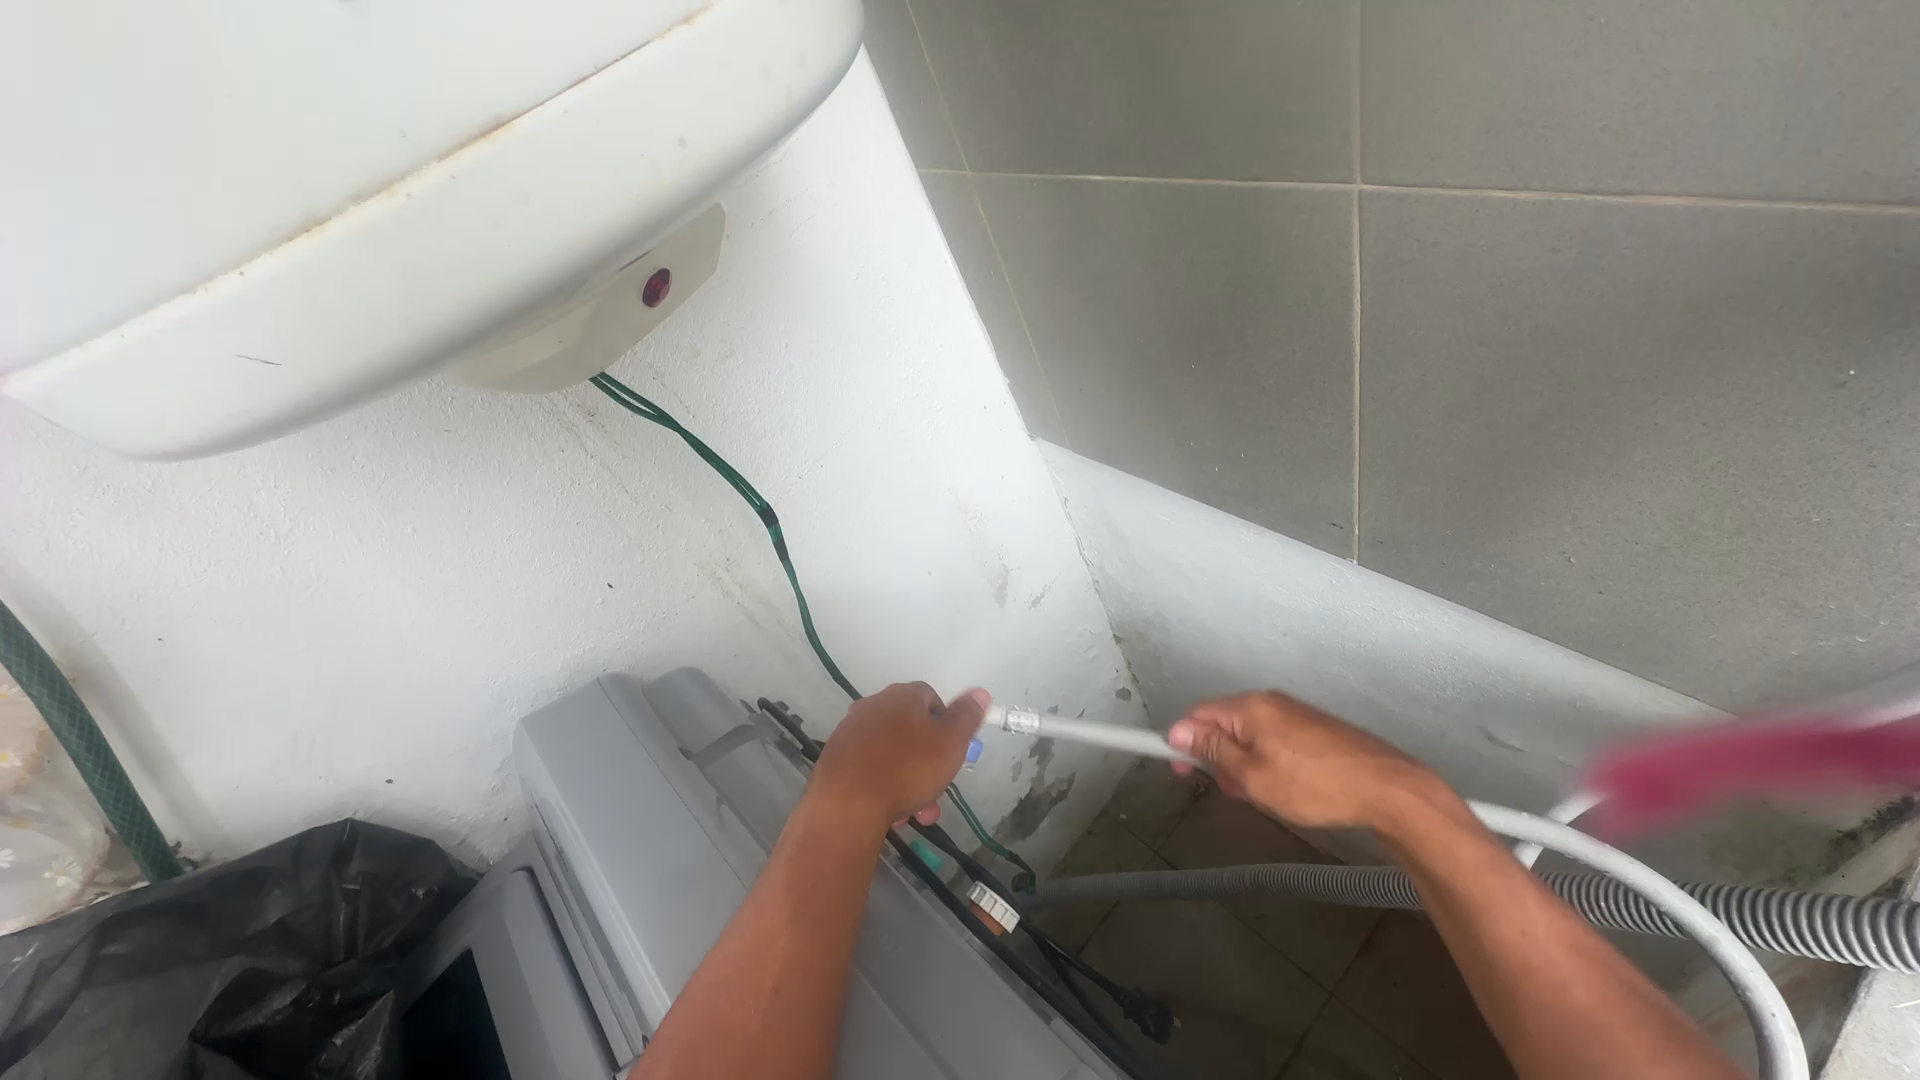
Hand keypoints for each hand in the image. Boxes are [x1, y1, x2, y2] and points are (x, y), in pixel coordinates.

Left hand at [809, 683, 986, 831]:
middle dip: (928, 762)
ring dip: (907, 781)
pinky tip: (889, 813)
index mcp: (902, 696)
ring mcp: (851, 731)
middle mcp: (873, 706)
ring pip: (890, 754)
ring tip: (914, 813)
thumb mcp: (951, 743)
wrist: (848, 803)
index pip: (931, 697)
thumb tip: (980, 692)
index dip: (946, 723)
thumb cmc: (908, 769)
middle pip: (910, 729)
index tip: (951, 750)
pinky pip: (869, 768)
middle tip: (936, 790)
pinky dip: (882, 786)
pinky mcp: (836, 758)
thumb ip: (967, 716)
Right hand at [1167, 691, 1451, 830]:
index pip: (1198, 714)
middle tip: (1231, 790)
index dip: (1181, 741)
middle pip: (1224, 722)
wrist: (1390, 791)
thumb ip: (1212, 750)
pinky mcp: (1317, 728)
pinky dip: (1267, 760)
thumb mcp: (1251, 776)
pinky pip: (1276, 738)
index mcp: (1250, 708)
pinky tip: (1285, 787)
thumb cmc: (1315, 786)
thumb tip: (1179, 730)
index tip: (1179, 769)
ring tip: (1262, 795)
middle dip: (1217, 756)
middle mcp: (1271, 701)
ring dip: (1243, 762)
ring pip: (1250, 734)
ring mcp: (1297, 713)